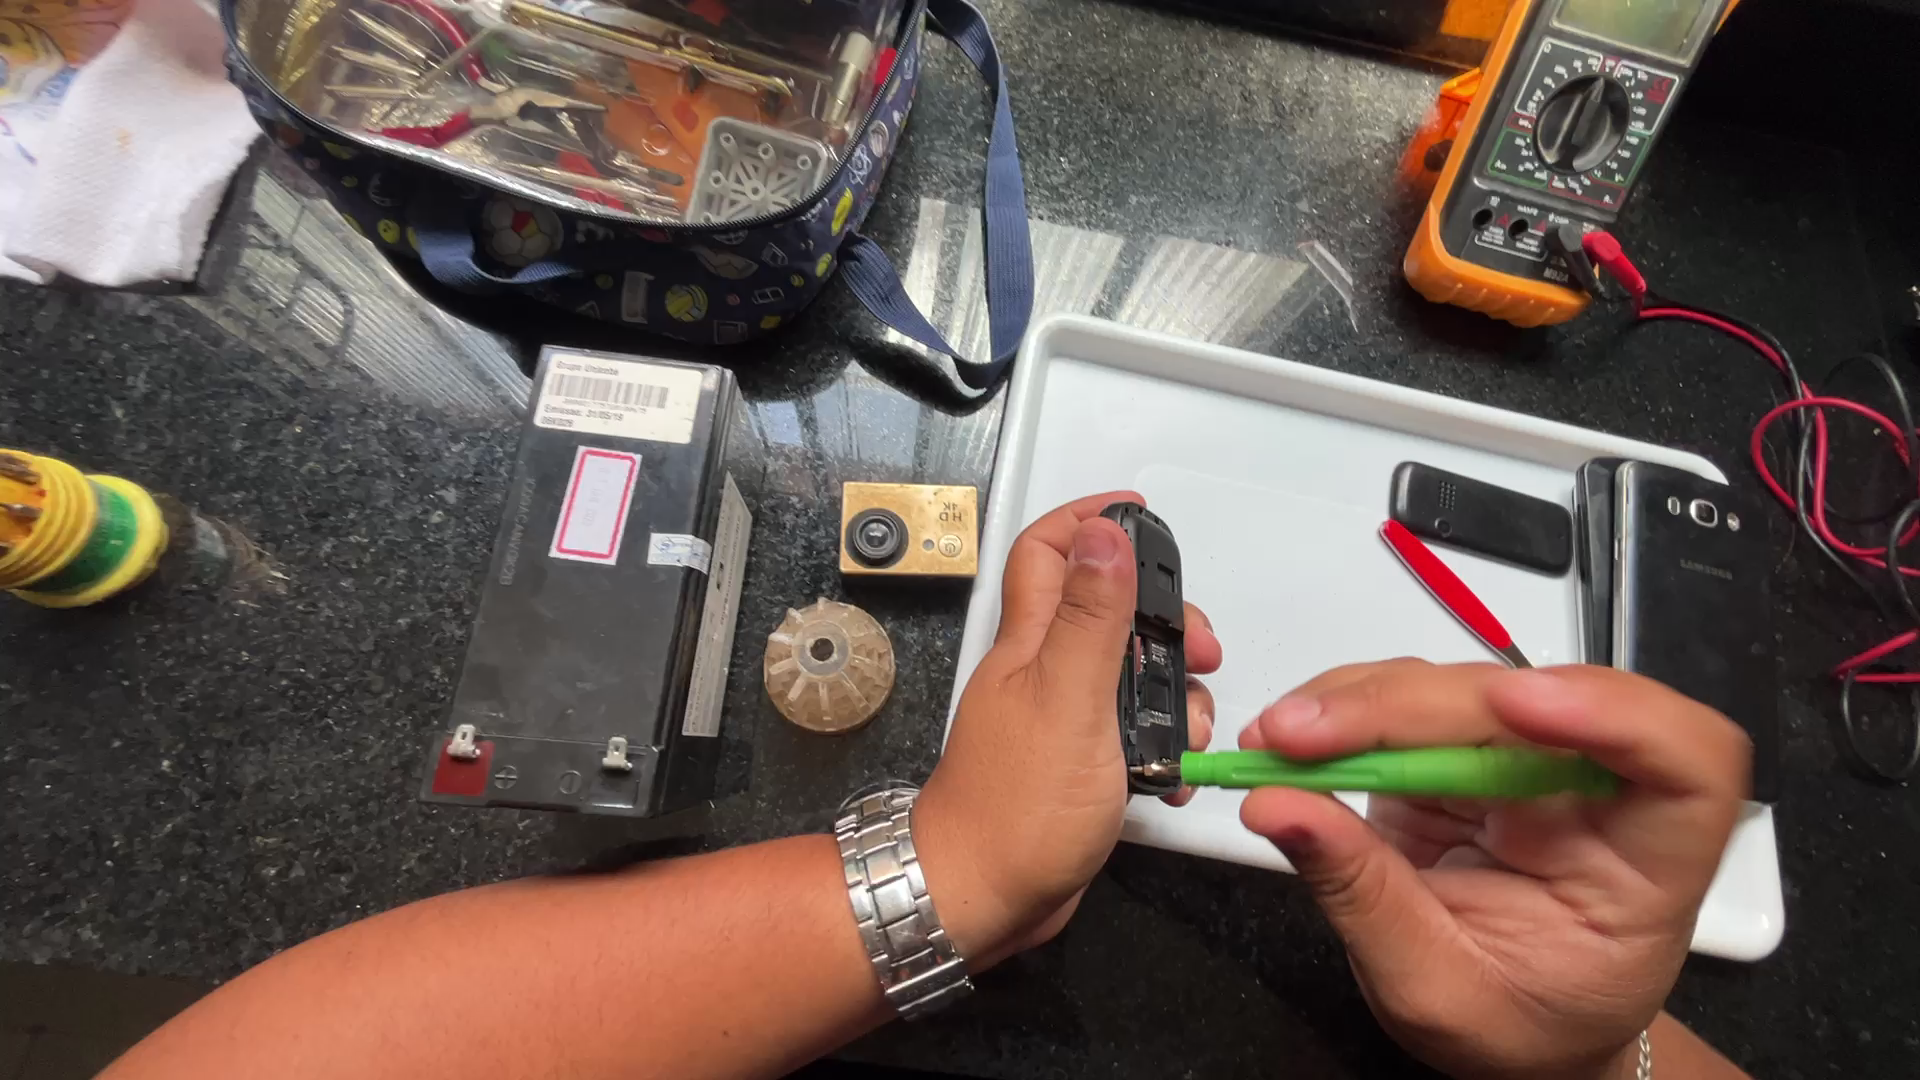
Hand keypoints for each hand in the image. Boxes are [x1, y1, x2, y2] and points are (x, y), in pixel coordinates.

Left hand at [914, 493, 1220, 964]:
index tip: (1138, 510)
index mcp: (1030, 638)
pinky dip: (1160, 734)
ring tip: (1194, 721)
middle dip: (1159, 613)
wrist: (986, 896)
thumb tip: (1103, 534)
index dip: (1087, 519)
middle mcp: (1042, 664)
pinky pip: (1128, 721)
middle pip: (1103, 604)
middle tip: (1201, 642)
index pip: (1049, 549)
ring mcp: (1060, 708)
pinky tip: (1176, 767)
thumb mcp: (1069, 699)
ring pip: (1125, 665)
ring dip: (1171, 683)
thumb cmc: (1021, 802)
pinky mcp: (1078, 752)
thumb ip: (1092, 618)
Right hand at [1238, 661, 1747, 1079]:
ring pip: (1440, 685)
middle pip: (1512, 704)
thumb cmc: (1507, 1020)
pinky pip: (1392, 700)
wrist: (1506, 1017)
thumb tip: (1272, 804)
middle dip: (1396, 707)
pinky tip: (1283, 739)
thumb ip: (1358, 894)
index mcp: (1631, 867)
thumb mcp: (1428, 988)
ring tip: (1271, 741)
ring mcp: (1508, 759)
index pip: (1682, 765)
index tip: (1516, 703)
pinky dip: (1331, 710)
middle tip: (1292, 736)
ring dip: (1349, 701)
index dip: (1616, 715)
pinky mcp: (1447, 748)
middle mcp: (1579, 791)